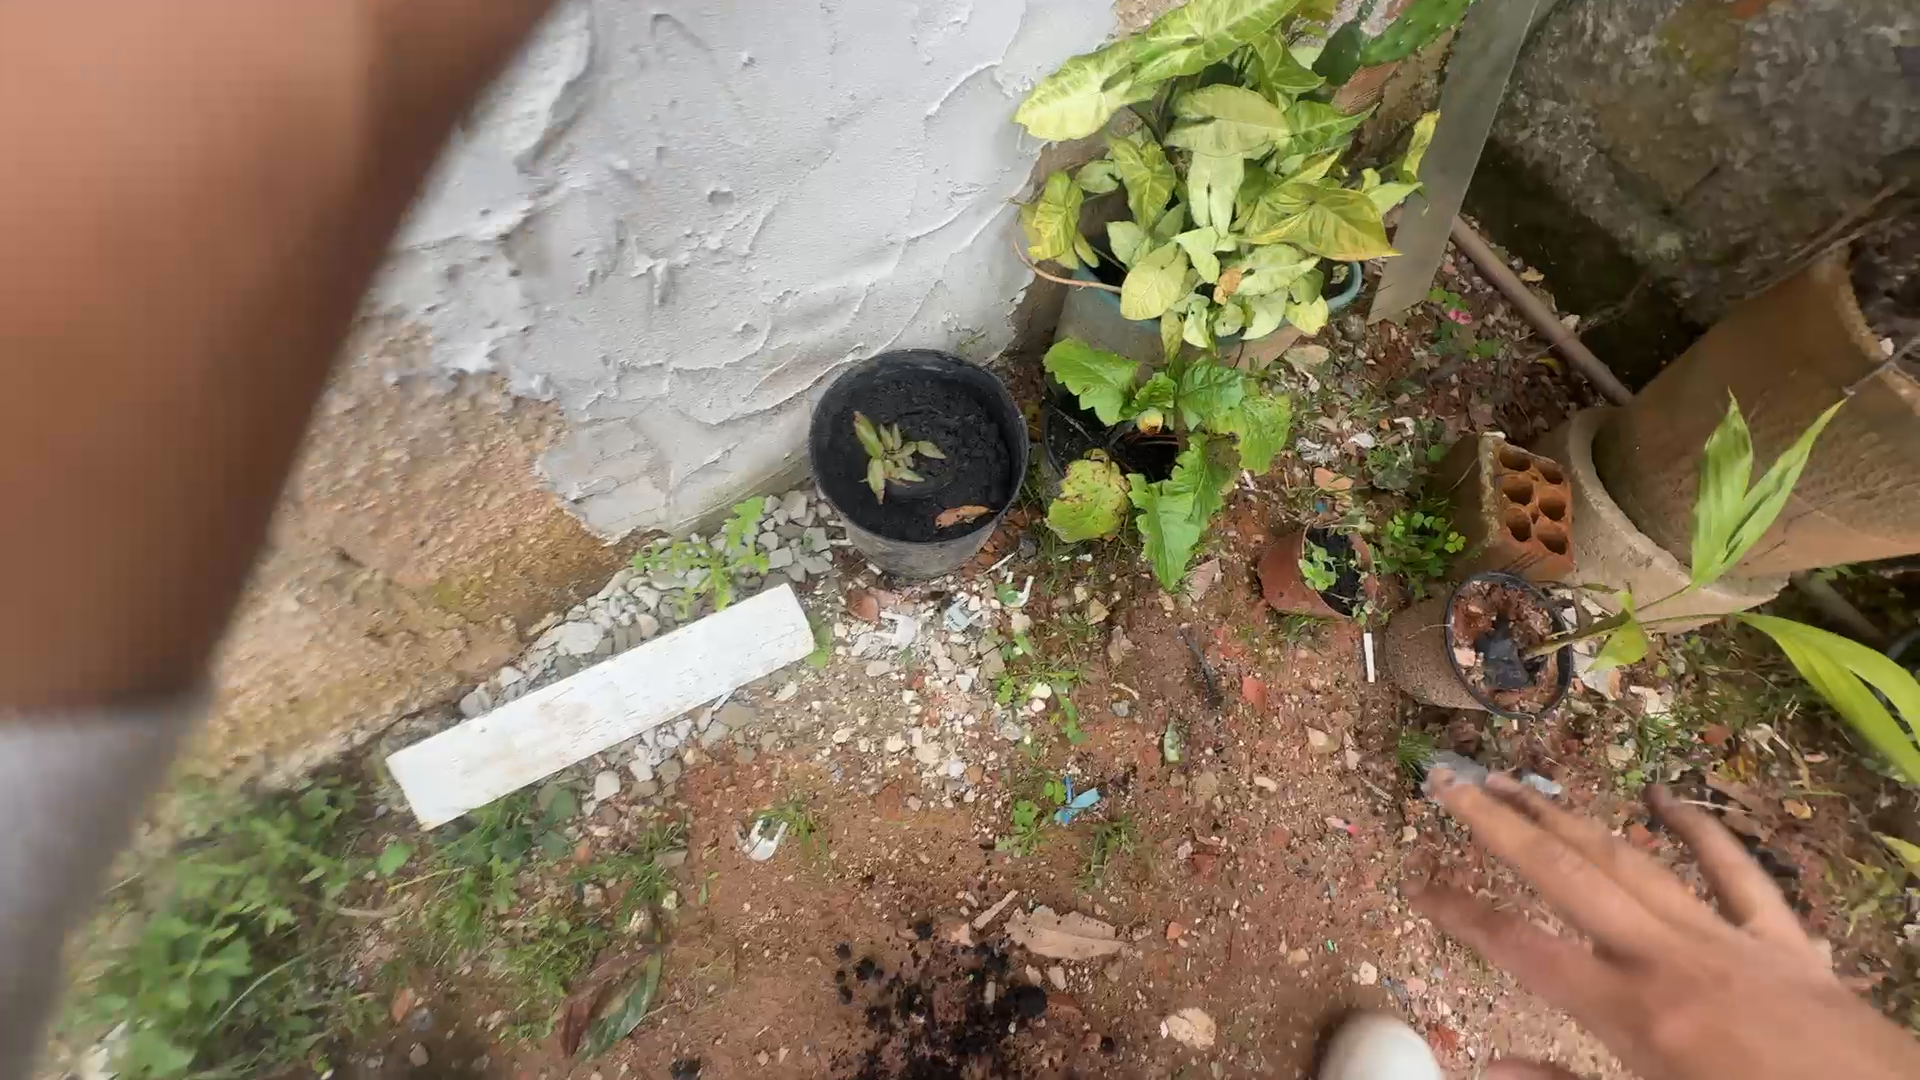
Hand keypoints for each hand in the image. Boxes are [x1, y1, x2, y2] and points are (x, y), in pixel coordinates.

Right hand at [1413, 770, 1919, 1079]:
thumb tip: (1483, 1066)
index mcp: (1634, 1015)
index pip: (1518, 947)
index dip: (1459, 912)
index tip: (1416, 885)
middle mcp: (1667, 961)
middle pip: (1559, 874)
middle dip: (1495, 824)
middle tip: (1447, 782)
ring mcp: (1728, 944)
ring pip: (1626, 859)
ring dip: (1561, 815)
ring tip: (1512, 780)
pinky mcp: (1788, 948)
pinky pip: (1742, 879)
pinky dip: (1704, 835)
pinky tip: (1665, 798)